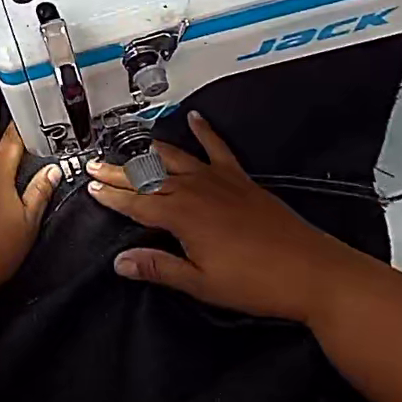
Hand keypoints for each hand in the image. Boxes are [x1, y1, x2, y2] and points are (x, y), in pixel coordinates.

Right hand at [86, 111, 350, 322]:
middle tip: (95, 166)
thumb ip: (158, 268)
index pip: (135, 202)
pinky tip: (195, 118)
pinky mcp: (239, 178)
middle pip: (146, 177)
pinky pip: (217, 147)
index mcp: (181, 216)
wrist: (310, 271)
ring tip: (129, 147)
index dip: (111, 196)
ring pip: (173, 159)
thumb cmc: (256, 282)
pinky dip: (205, 131)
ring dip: (148, 153)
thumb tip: (120, 262)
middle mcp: (194, 190)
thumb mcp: (201, 284)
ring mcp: (217, 180)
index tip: (91, 188)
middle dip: (118, 171)